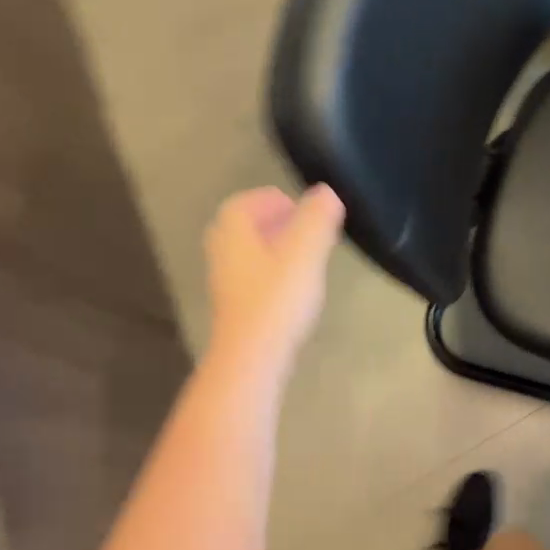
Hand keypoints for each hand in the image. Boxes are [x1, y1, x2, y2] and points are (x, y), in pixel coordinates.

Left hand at [204, 185, 343, 372]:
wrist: (251, 357)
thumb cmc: (276, 299)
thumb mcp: (305, 252)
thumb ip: (316, 219)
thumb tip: (325, 192)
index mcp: (234, 237)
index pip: (239, 206)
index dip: (265, 199)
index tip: (293, 204)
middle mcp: (224, 257)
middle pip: (239, 229)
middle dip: (266, 221)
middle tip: (297, 223)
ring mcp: (227, 285)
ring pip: (244, 253)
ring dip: (269, 244)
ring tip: (301, 250)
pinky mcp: (236, 308)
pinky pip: (250, 275)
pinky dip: (269, 267)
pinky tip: (294, 281)